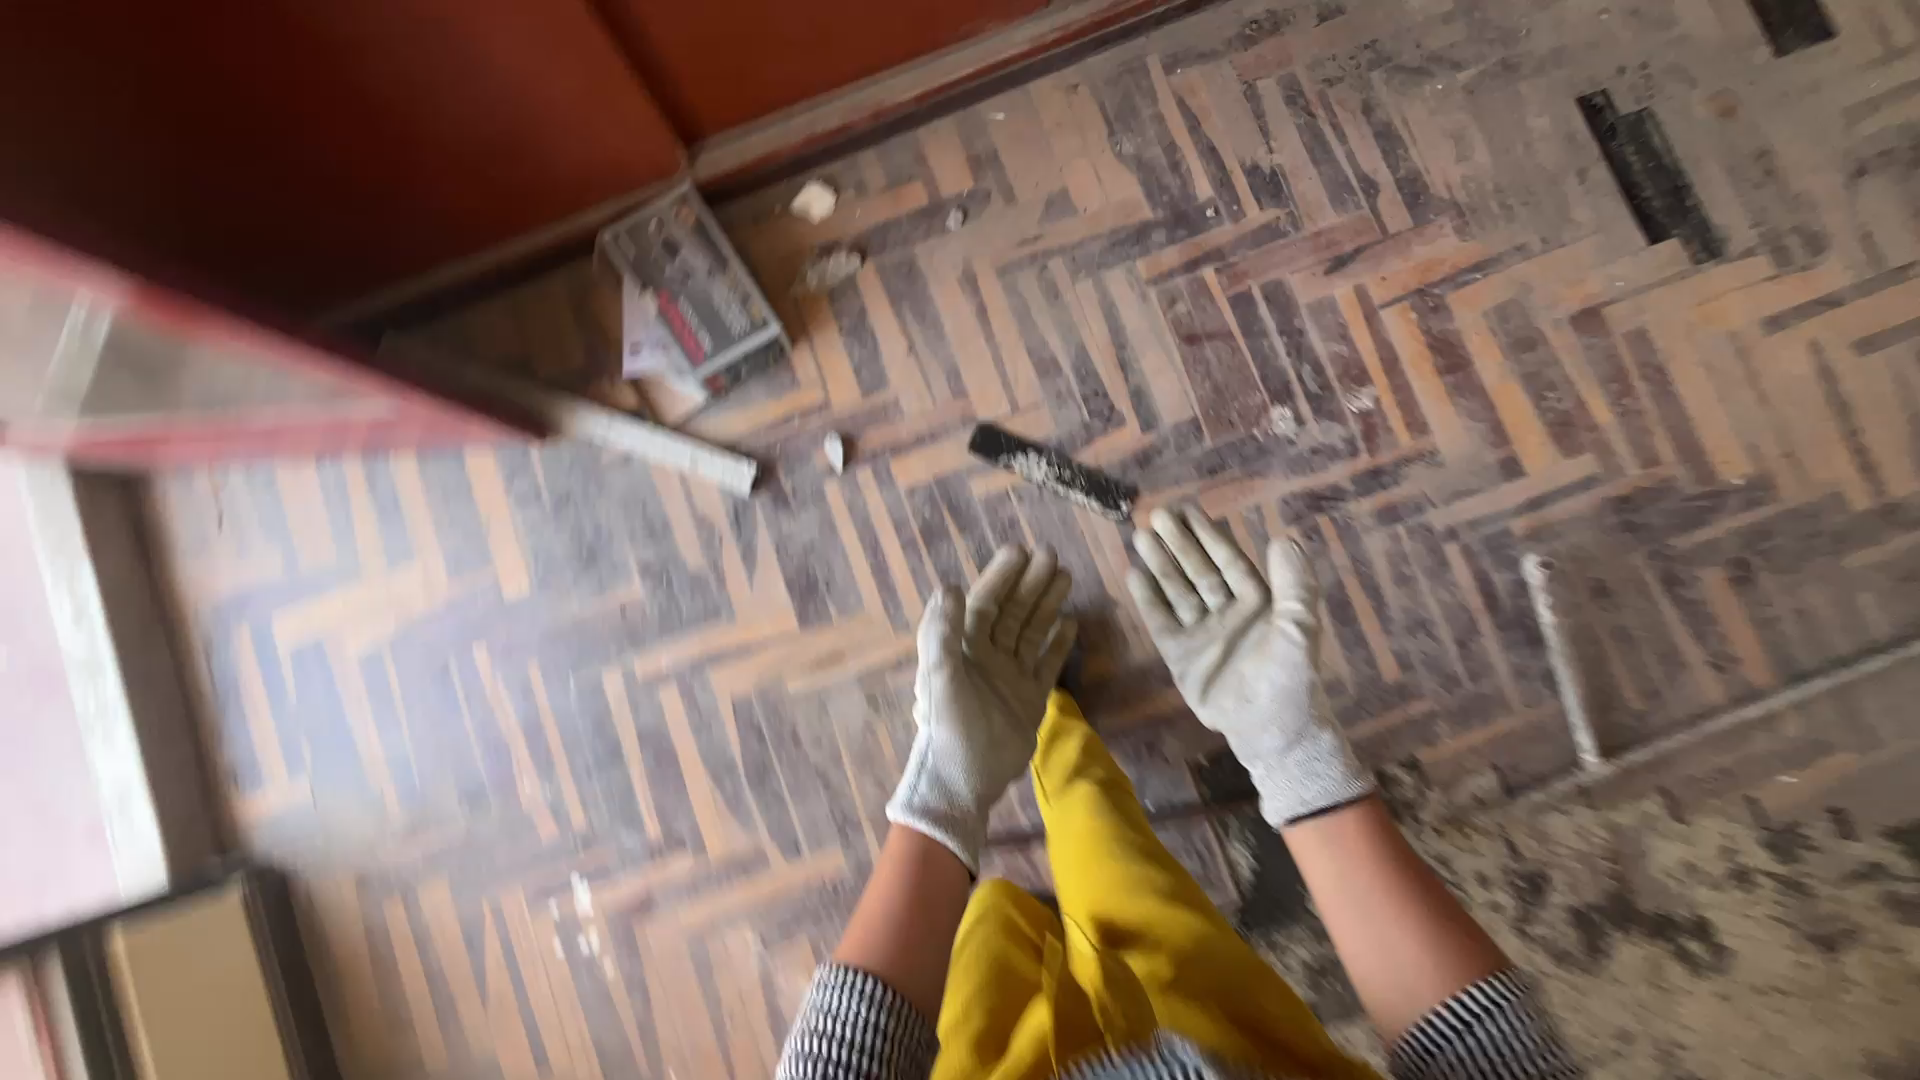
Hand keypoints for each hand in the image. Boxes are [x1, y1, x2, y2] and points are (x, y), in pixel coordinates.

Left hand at [886, 545, 1076, 871]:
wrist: (966, 781)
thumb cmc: (949, 726)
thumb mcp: (939, 676)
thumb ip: (941, 631)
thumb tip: (949, 586)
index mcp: (962, 647)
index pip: (984, 603)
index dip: (1000, 577)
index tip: (1020, 551)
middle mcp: (986, 656)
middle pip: (1012, 612)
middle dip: (1029, 583)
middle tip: (1052, 555)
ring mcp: (1010, 676)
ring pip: (1031, 632)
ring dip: (1046, 604)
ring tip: (1066, 576)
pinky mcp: (1030, 698)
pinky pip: (1046, 664)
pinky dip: (1058, 643)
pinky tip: (1072, 622)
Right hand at [1126, 507, 1372, 827]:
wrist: (1267, 731)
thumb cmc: (1288, 680)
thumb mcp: (1299, 630)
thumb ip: (1295, 585)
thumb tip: (1283, 538)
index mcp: (1257, 603)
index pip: (1228, 561)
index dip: (1207, 535)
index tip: (1188, 509)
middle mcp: (1226, 612)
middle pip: (1197, 570)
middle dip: (1178, 543)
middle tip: (1156, 515)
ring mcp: (1201, 632)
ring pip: (1177, 590)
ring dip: (1160, 563)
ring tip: (1140, 536)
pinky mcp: (1179, 654)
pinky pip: (1161, 620)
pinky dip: (1148, 598)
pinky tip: (1134, 574)